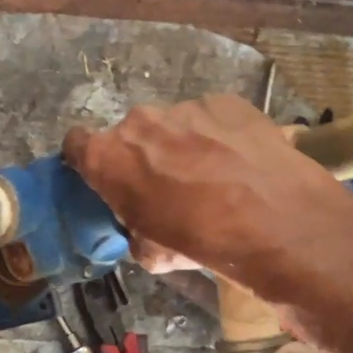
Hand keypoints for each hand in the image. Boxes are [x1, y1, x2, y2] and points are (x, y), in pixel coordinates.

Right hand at [62, 94, 352, 281]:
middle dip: (139, 156)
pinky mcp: (228, 101)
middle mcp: (140, 122)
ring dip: (179, 146)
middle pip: (128, 135)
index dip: (87, 161)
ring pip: (170, 126)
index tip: (102, 178)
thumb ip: (132, 225)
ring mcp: (186, 107)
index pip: (76, 144)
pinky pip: (208, 119)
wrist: (276, 220)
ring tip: (207, 178)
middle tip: (161, 187)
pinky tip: (235, 164)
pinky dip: (215, 137)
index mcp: (107, 158)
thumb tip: (142, 222)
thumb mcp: (147, 251)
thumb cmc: (197, 240)